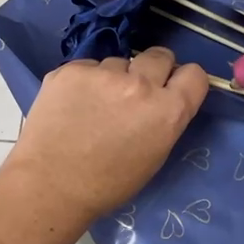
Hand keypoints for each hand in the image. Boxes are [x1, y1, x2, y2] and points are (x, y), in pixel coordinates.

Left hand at [2, 47, 209, 223]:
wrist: (49, 187)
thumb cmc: (108, 184)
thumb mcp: (154, 155)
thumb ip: (165, 119)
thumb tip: (163, 99)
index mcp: (168, 111)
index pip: (194, 74)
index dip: (184, 81)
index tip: (172, 89)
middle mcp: (141, 84)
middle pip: (160, 55)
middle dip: (153, 69)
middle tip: (136, 91)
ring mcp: (104, 73)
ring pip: (119, 62)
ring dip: (114, 78)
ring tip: (94, 106)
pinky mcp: (72, 70)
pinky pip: (88, 67)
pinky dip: (85, 82)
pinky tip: (72, 105)